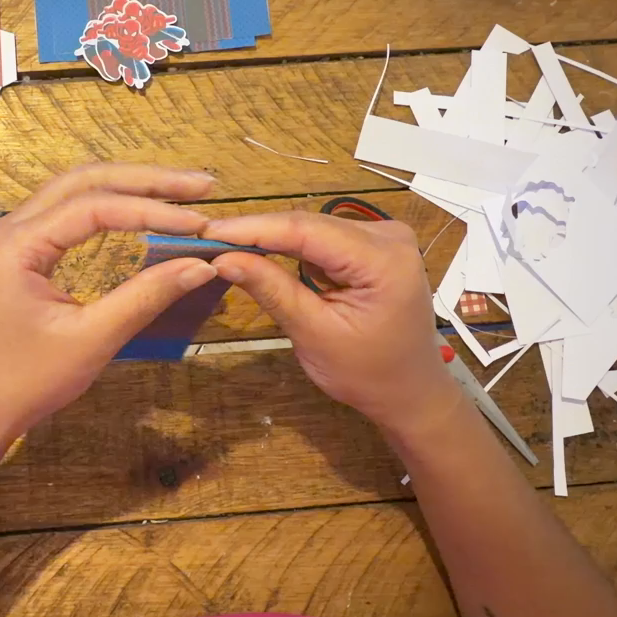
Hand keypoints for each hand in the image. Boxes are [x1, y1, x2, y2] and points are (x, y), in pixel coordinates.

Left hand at [0, 164, 220, 465]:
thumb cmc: (26, 381)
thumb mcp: (91, 340)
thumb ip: (144, 297)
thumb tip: (200, 266)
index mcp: (17, 245)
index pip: (94, 207)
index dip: (151, 210)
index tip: (199, 221)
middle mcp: (11, 228)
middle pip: (85, 181)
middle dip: (145, 180)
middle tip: (200, 186)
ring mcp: (14, 239)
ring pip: (77, 192)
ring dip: (129, 188)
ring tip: (180, 192)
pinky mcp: (23, 254)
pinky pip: (70, 215)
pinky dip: (110, 208)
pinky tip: (141, 211)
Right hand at [204, 211, 453, 432]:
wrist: (410, 392)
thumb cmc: (367, 374)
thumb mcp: (314, 334)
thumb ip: (272, 290)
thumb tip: (224, 259)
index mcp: (383, 259)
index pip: (306, 230)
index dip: (253, 228)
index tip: (208, 232)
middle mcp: (388, 235)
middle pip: (309, 224)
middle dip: (257, 232)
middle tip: (207, 239)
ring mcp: (384, 238)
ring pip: (313, 229)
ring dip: (271, 238)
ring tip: (225, 244)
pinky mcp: (374, 247)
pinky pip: (323, 240)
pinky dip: (290, 248)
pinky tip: (258, 252)